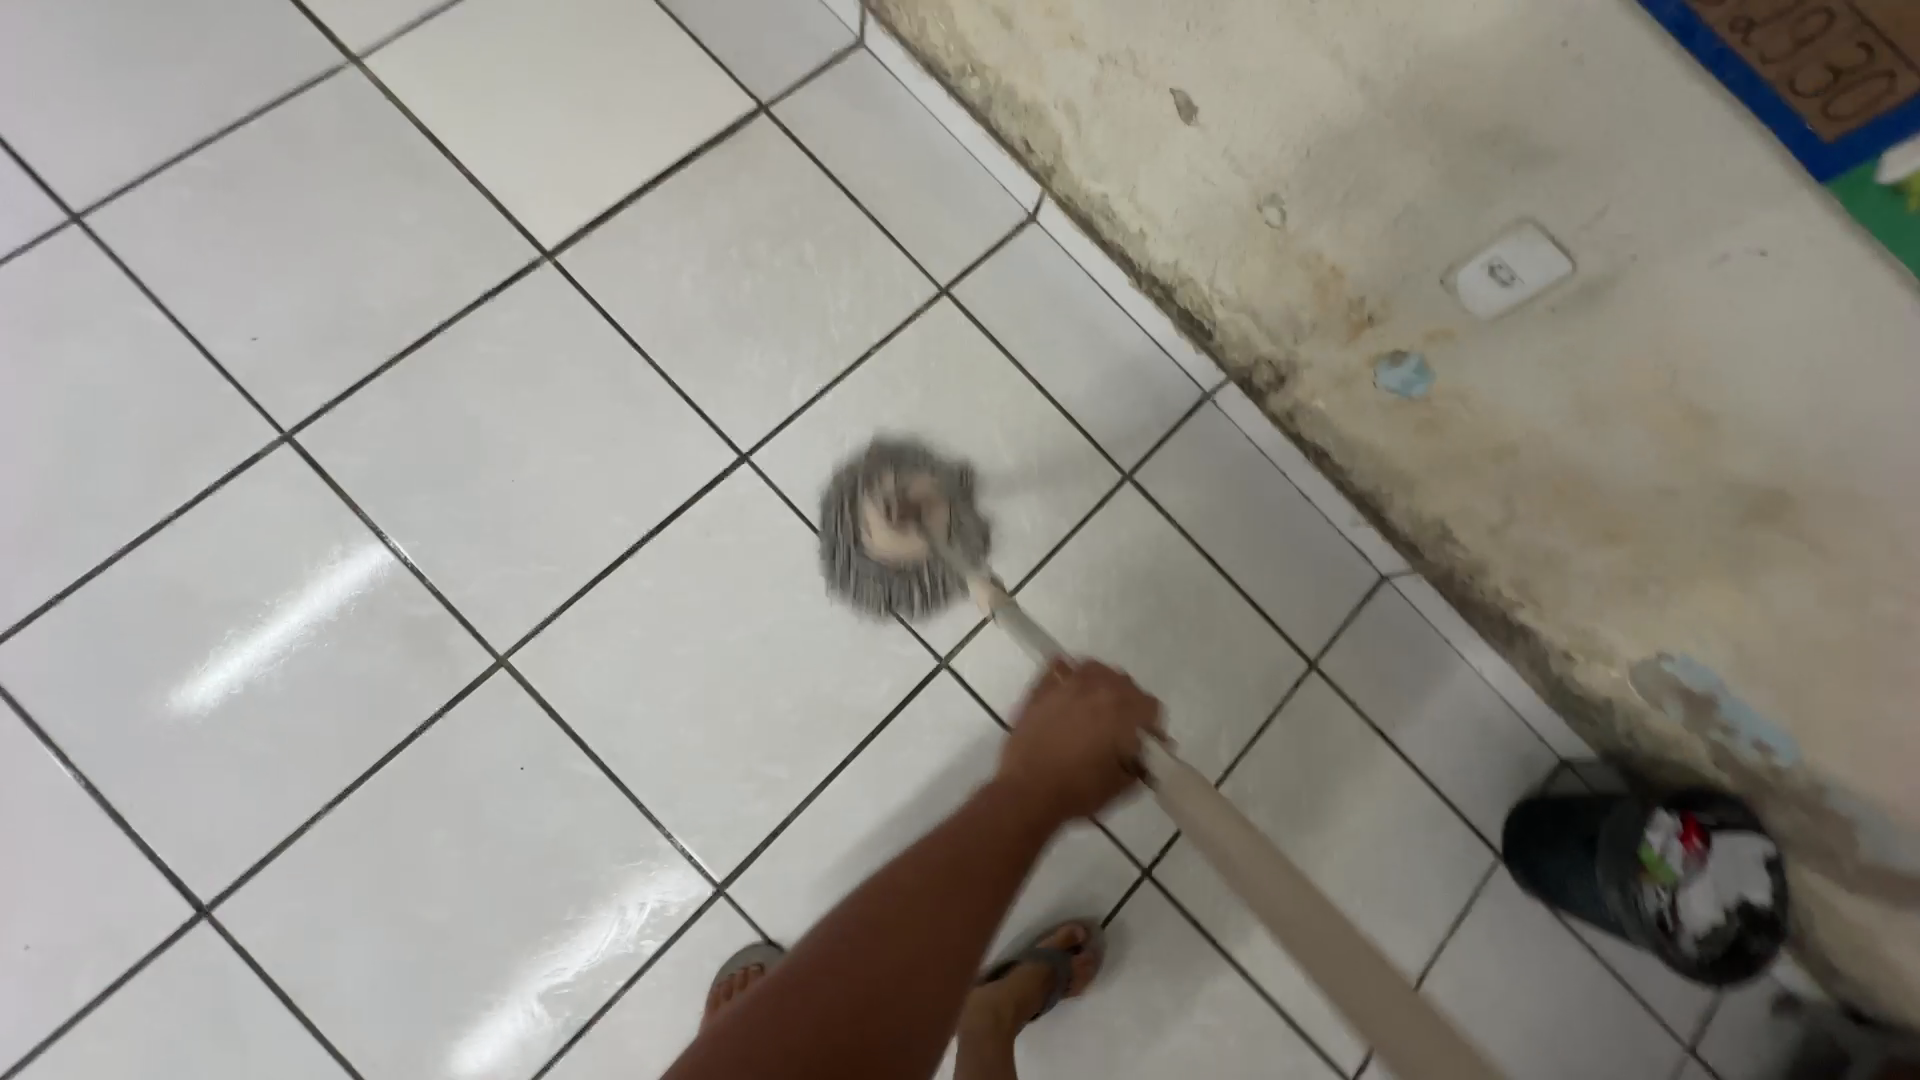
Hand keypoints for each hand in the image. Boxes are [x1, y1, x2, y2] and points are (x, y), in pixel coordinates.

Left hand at [996, 658, 1163, 825]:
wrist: (1027, 791)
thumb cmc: (1078, 790)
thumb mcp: (1122, 785)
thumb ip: (1141, 765)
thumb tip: (1145, 756)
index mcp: (1123, 710)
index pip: (1151, 706)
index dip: (1151, 726)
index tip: (1144, 743)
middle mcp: (1098, 687)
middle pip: (1125, 684)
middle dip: (1128, 705)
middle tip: (1120, 729)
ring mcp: (1067, 683)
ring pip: (1096, 670)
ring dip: (1102, 685)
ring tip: (1095, 708)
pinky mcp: (1041, 687)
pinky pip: (1061, 667)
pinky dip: (1069, 675)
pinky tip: (1068, 693)